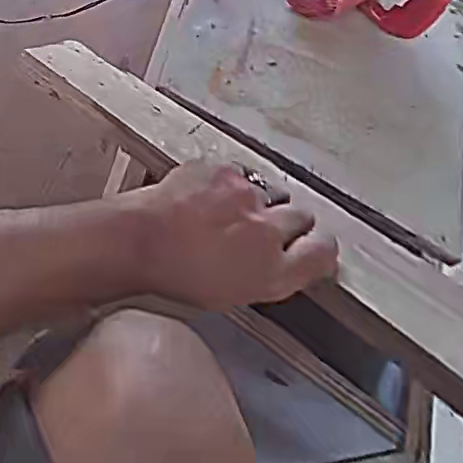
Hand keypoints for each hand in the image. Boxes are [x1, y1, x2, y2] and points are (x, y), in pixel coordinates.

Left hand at [128, 164, 338, 308]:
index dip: (320, 247)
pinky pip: (241, 174)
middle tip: (264, 226)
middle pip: (303, 217)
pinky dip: (230, 182)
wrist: (139, 239)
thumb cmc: (176, 272)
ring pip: (272, 191)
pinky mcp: (224, 170)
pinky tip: (211, 194)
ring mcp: (246, 196)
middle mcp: (268, 231)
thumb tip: (284, 258)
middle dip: (290, 220)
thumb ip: (270, 273)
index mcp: (274, 271)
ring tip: (232, 209)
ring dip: (259, 200)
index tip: (314, 244)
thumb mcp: (235, 292)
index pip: (323, 253)